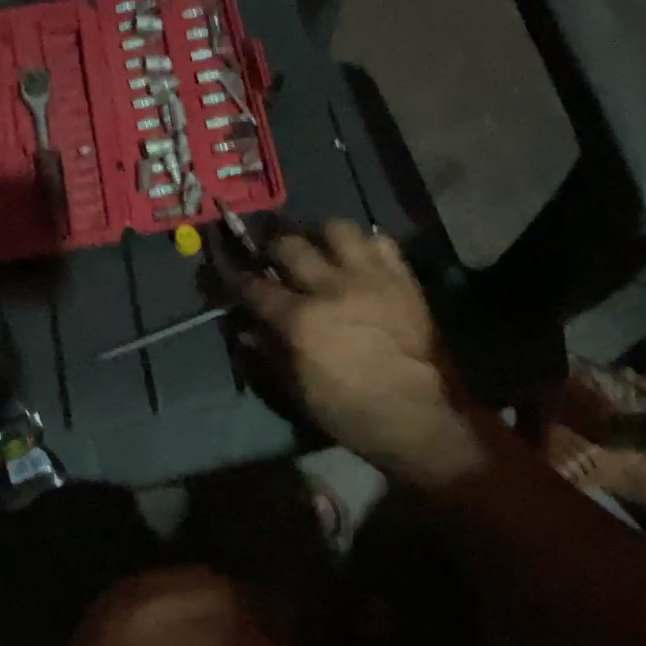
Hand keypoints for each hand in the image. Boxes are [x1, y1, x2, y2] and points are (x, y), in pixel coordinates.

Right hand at [238, 220, 487, 484]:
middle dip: (269, 243)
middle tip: (264, 249)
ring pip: (335, 228)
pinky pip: (379, 241)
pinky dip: (363, 244)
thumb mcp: (297, 393)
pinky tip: (356, 258)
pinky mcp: (402, 277)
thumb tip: (246, 328)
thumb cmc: (353, 413)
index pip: (253, 286)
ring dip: (318, 234)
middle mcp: (331, 288)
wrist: (422, 417)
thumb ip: (268, 354)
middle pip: (289, 244)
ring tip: (314, 245)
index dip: (232, 274)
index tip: (222, 264)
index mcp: (300, 321)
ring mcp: (370, 277)